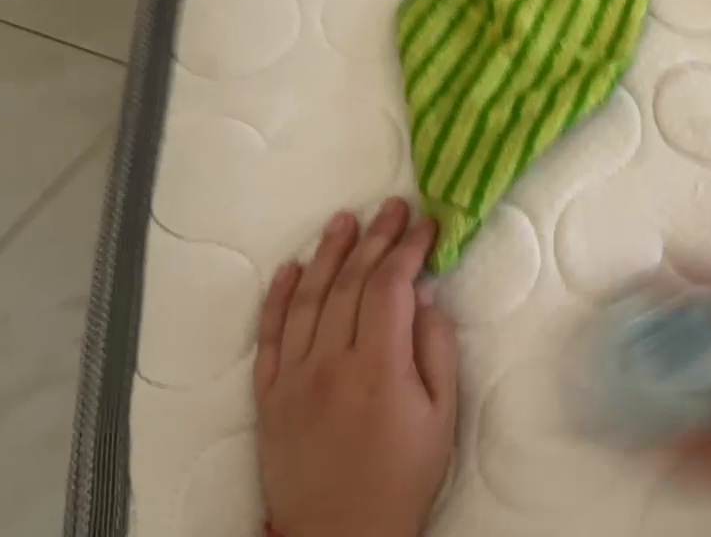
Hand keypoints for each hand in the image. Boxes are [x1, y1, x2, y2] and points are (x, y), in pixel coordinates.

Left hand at [255, 198, 458, 536]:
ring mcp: (292, 380)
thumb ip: (435, 350)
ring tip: (345, 220)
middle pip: (349, 284)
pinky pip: (269, 337)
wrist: (341, 536)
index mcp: (378, 368)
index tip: (429, 225)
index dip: (410, 249)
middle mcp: (329, 365)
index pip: (391, 288)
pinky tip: (290, 268)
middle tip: (394, 206)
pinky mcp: (268, 397)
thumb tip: (426, 298)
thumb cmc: (406, 473)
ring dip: (328, 255)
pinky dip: (277, 298)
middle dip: (376, 239)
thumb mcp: (443, 413)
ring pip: (307, 301)